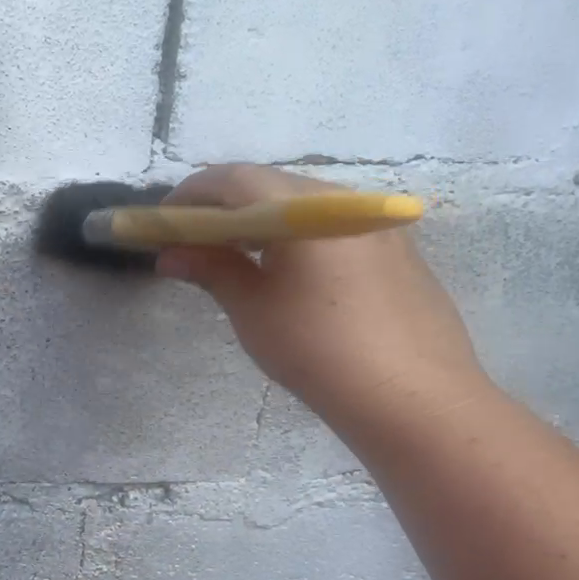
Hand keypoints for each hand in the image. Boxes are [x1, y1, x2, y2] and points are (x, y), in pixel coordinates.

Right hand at [155, 164, 488, 425]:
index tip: (163, 222)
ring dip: (260, 218)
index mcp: (304, 211)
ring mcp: (376, 225)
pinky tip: (284, 269)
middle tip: (192, 239)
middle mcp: (344, 203)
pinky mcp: (396, 250)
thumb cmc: (318, 350)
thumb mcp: (251, 309)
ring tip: (233, 253)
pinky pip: (332, 224)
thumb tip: (171, 254)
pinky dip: (296, 233)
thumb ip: (211, 269)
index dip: (191, 194)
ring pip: (303, 203)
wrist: (415, 399)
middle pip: (270, 184)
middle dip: (224, 205)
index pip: (235, 180)